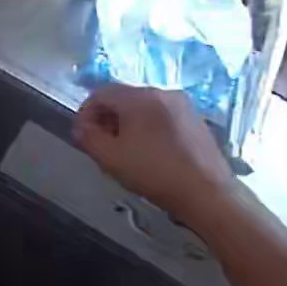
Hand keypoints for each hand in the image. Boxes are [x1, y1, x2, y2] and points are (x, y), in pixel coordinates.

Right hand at [72, 84, 239, 223]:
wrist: (206, 192)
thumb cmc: (153, 172)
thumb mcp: (109, 157)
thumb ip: (87, 136)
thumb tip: (80, 126)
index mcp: (140, 98)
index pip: (101, 93)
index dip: (85, 112)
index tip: (82, 134)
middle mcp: (163, 93)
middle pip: (123, 97)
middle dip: (106, 117)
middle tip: (100, 143)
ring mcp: (183, 104)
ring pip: (142, 106)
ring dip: (125, 122)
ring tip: (123, 148)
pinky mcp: (195, 118)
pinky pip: (160, 114)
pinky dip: (146, 126)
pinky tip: (147, 150)